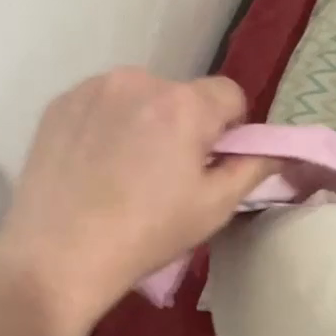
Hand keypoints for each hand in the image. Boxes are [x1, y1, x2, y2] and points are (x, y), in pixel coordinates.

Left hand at [0, 68, 277, 319]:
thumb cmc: (147, 234)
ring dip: (146, 123)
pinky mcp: (59, 103)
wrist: (59, 254)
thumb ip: (253, 170)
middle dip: (185, 126)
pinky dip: (108, 126)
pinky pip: (102, 105)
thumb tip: (275, 150)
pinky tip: (97, 168)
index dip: (230, 130)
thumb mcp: (214, 209)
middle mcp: (139, 80)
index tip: (213, 165)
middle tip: (168, 178)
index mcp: (184, 104)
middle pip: (182, 96)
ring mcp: (93, 88)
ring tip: (127, 174)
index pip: (230, 94)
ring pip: (140, 98)